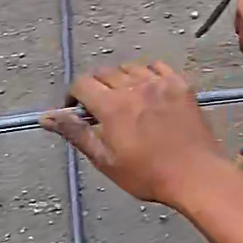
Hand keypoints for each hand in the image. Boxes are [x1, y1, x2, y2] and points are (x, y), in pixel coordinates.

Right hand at [41, 61, 232, 208]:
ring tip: (123, 102)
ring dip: (120, 80)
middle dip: (95, 88)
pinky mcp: (181, 85)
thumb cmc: (148, 175)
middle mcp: (135, 88)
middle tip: (99, 110)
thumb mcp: (105, 159)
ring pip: (129, 68)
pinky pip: (157, 67)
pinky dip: (146, 74)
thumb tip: (46, 118)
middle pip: (104, 73)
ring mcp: (160, 84)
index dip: (73, 96)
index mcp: (112, 107)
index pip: (82, 84)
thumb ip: (76, 133)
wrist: (196, 176)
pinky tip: (147, 91)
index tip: (76, 110)